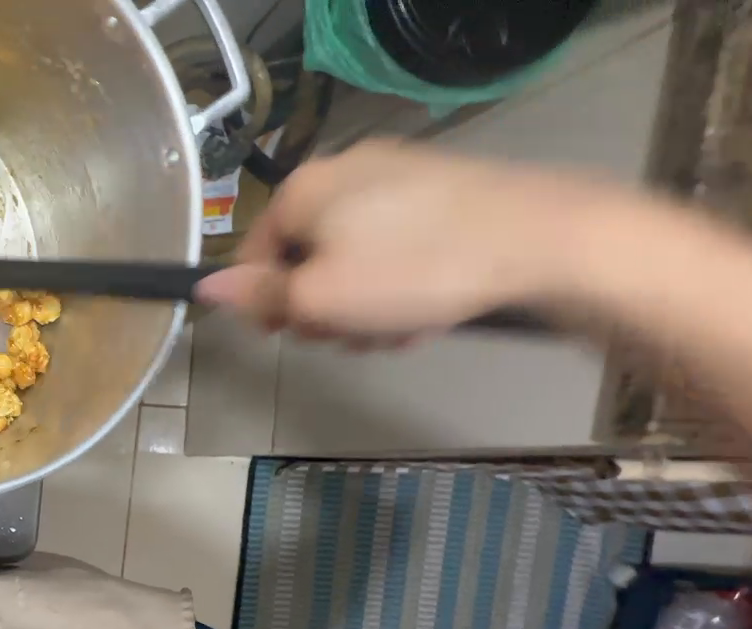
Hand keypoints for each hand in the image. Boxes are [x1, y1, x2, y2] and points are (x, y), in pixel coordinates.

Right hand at [195, 141, 615, 338]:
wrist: (548, 243)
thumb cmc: (410, 273)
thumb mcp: (315, 298)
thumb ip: (255, 295)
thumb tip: (203, 287)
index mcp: (304, 190)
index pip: (251, 256)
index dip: (263, 303)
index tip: (288, 333)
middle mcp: (345, 172)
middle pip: (302, 259)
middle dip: (318, 306)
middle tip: (347, 333)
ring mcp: (400, 177)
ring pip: (349, 260)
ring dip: (358, 305)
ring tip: (392, 330)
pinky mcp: (446, 191)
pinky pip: (394, 248)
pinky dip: (397, 284)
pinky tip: (423, 311)